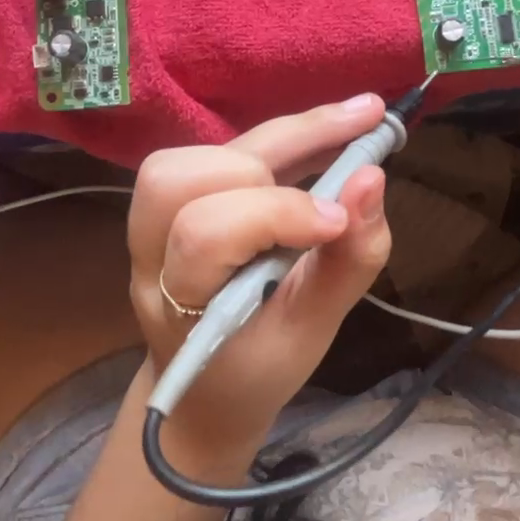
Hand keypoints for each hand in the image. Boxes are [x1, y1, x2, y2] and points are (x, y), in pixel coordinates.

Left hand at [126, 95, 393, 454]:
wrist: (206, 388)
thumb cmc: (257, 368)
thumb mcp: (312, 334)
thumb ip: (347, 262)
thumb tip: (371, 177)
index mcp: (175, 300)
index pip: (204, 233)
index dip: (275, 213)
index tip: (340, 220)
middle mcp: (148, 252)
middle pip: (177, 178)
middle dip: (270, 160)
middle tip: (355, 138)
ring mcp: (152, 220)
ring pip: (188, 154)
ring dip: (269, 141)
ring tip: (338, 132)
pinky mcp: (179, 196)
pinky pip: (212, 150)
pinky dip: (271, 139)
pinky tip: (324, 134)